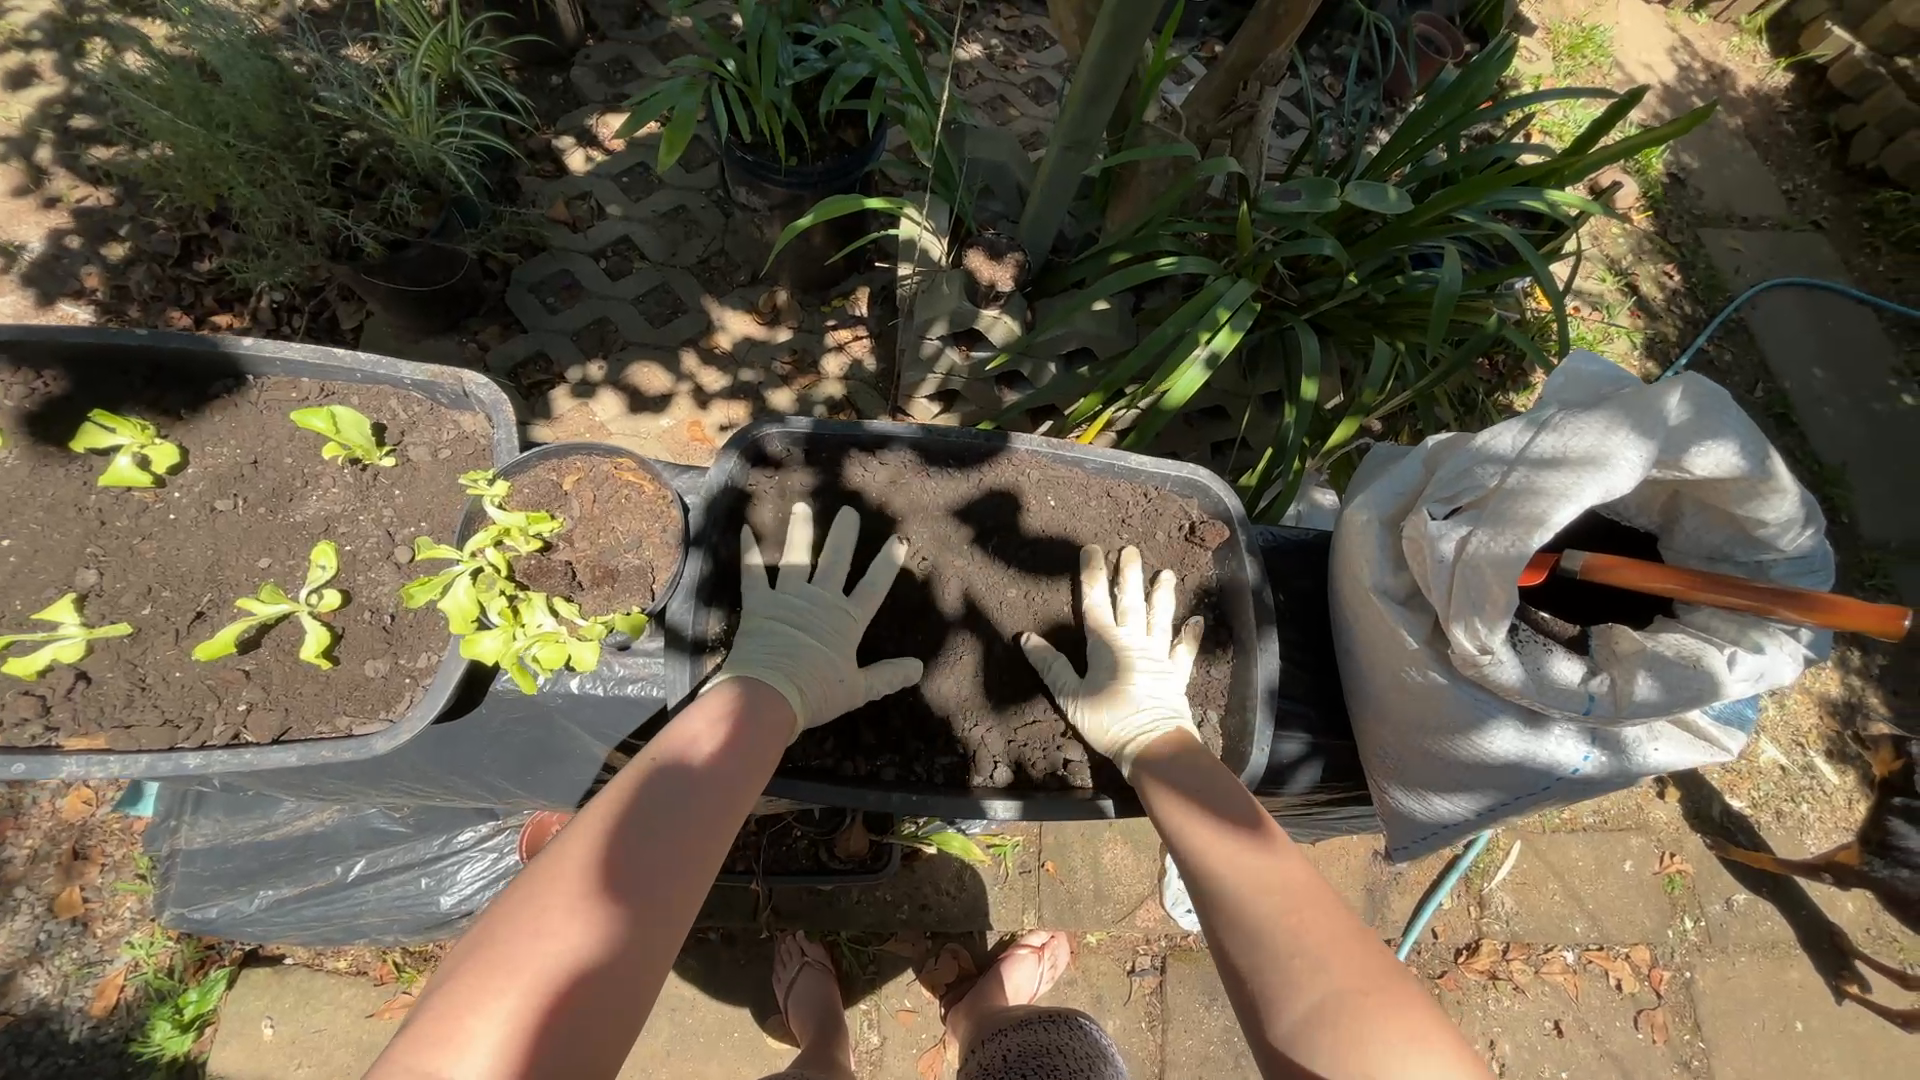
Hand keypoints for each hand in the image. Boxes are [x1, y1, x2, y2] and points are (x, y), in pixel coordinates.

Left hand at [710, 503, 923, 738]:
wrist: (768, 696)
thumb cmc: (815, 694)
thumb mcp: (858, 690)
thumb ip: (888, 676)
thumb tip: (919, 668)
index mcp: (847, 621)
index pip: (873, 586)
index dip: (887, 563)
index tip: (899, 539)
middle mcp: (821, 600)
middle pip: (836, 561)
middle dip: (845, 535)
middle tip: (849, 511)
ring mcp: (789, 598)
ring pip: (798, 557)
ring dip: (801, 531)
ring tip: (803, 507)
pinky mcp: (759, 603)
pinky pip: (753, 573)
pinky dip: (749, 552)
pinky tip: (746, 530)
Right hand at [1018, 545, 1203, 779]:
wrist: (1154, 746)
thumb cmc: (1108, 721)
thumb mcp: (1069, 696)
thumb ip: (1050, 665)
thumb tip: (1026, 637)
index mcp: (1105, 644)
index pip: (1095, 602)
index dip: (1092, 574)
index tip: (1092, 550)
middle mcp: (1134, 643)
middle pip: (1131, 602)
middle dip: (1129, 575)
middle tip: (1131, 549)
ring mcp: (1159, 657)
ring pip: (1160, 619)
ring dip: (1162, 596)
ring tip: (1167, 574)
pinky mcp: (1176, 676)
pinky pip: (1185, 652)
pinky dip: (1191, 636)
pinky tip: (1197, 620)